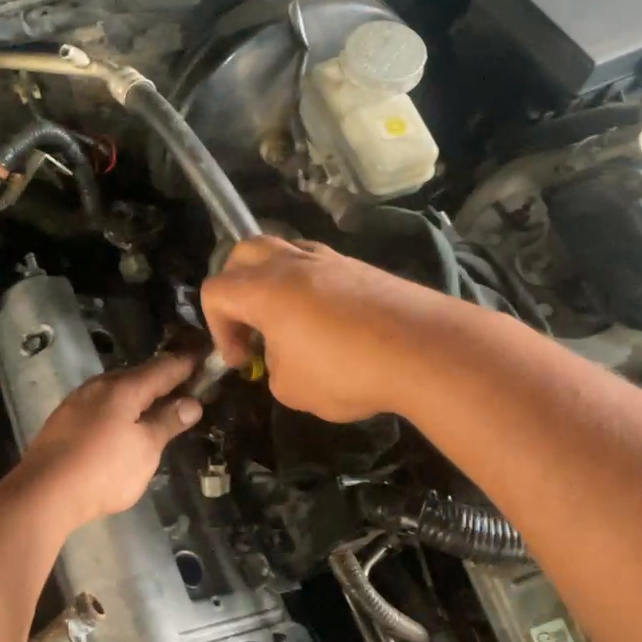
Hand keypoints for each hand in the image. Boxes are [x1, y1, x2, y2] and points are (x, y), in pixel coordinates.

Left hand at [16, 353, 203, 530]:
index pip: (164, 368)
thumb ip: (167, 422)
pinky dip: (118, 409)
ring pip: (116, 390)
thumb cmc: (103, 471)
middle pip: (137, 376)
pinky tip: (122, 424)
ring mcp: (76, 402)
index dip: (187, 365)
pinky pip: (100, 405)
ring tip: (158, 407)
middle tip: (187, 387)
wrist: (43, 494)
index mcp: (123, 387)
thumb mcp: (145, 449)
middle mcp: (98, 386)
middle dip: (162, 380)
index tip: (206, 360)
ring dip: (139, 395)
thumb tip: (191, 402)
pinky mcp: (63, 421)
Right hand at [201, 236, 451, 422]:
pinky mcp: (362, 268)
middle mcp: (293, 264)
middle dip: (236, 287)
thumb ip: (273, 369)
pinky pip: (319, 265)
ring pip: (285, 252)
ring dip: (273, 282)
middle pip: (244, 253)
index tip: (242, 361)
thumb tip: (282, 357)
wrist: (426, 350)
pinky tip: (326, 322)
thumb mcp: (291, 389)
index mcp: (264, 289)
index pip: (215, 291)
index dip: (217, 328)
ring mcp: (331, 260)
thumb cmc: (348, 371)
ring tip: (288, 322)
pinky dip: (309, 287)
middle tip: (251, 325)